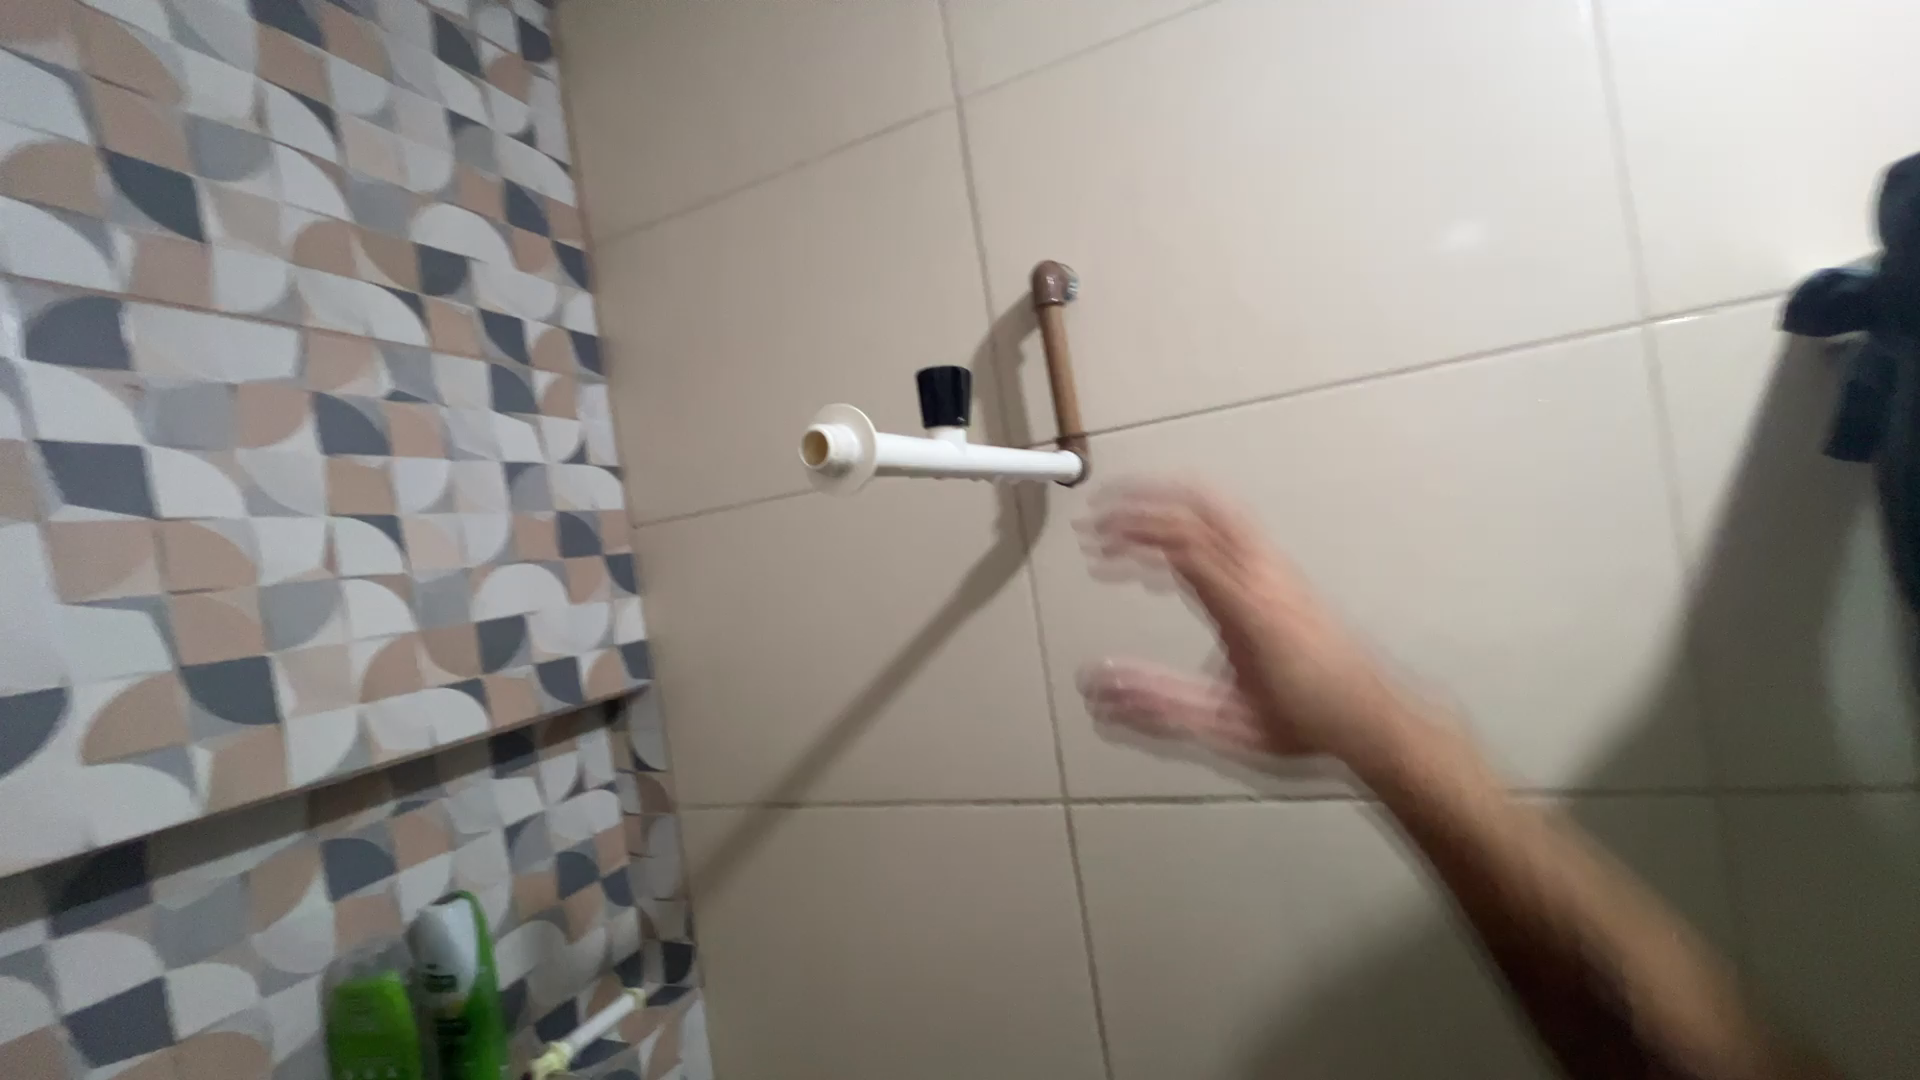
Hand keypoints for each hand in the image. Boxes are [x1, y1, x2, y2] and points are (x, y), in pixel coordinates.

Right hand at [1077, 481, 1411, 766]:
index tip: (1093, 550)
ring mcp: (1276, 566)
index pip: (1181, 544)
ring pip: (1215, 506)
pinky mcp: (1281, 570)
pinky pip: (1227, 524)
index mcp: (1248, 606)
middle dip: (1138, 503)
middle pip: (1196, 507)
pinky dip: (1186, 519)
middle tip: (1097, 517)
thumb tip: (1097, 687)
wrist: (1375, 718)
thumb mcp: (1225, 727)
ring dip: (1163, 503)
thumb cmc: (1304, 723)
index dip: (1130, 538)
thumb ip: (1157, 706)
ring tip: (1122, 516)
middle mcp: (1263, 573)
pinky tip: (1166, 549)